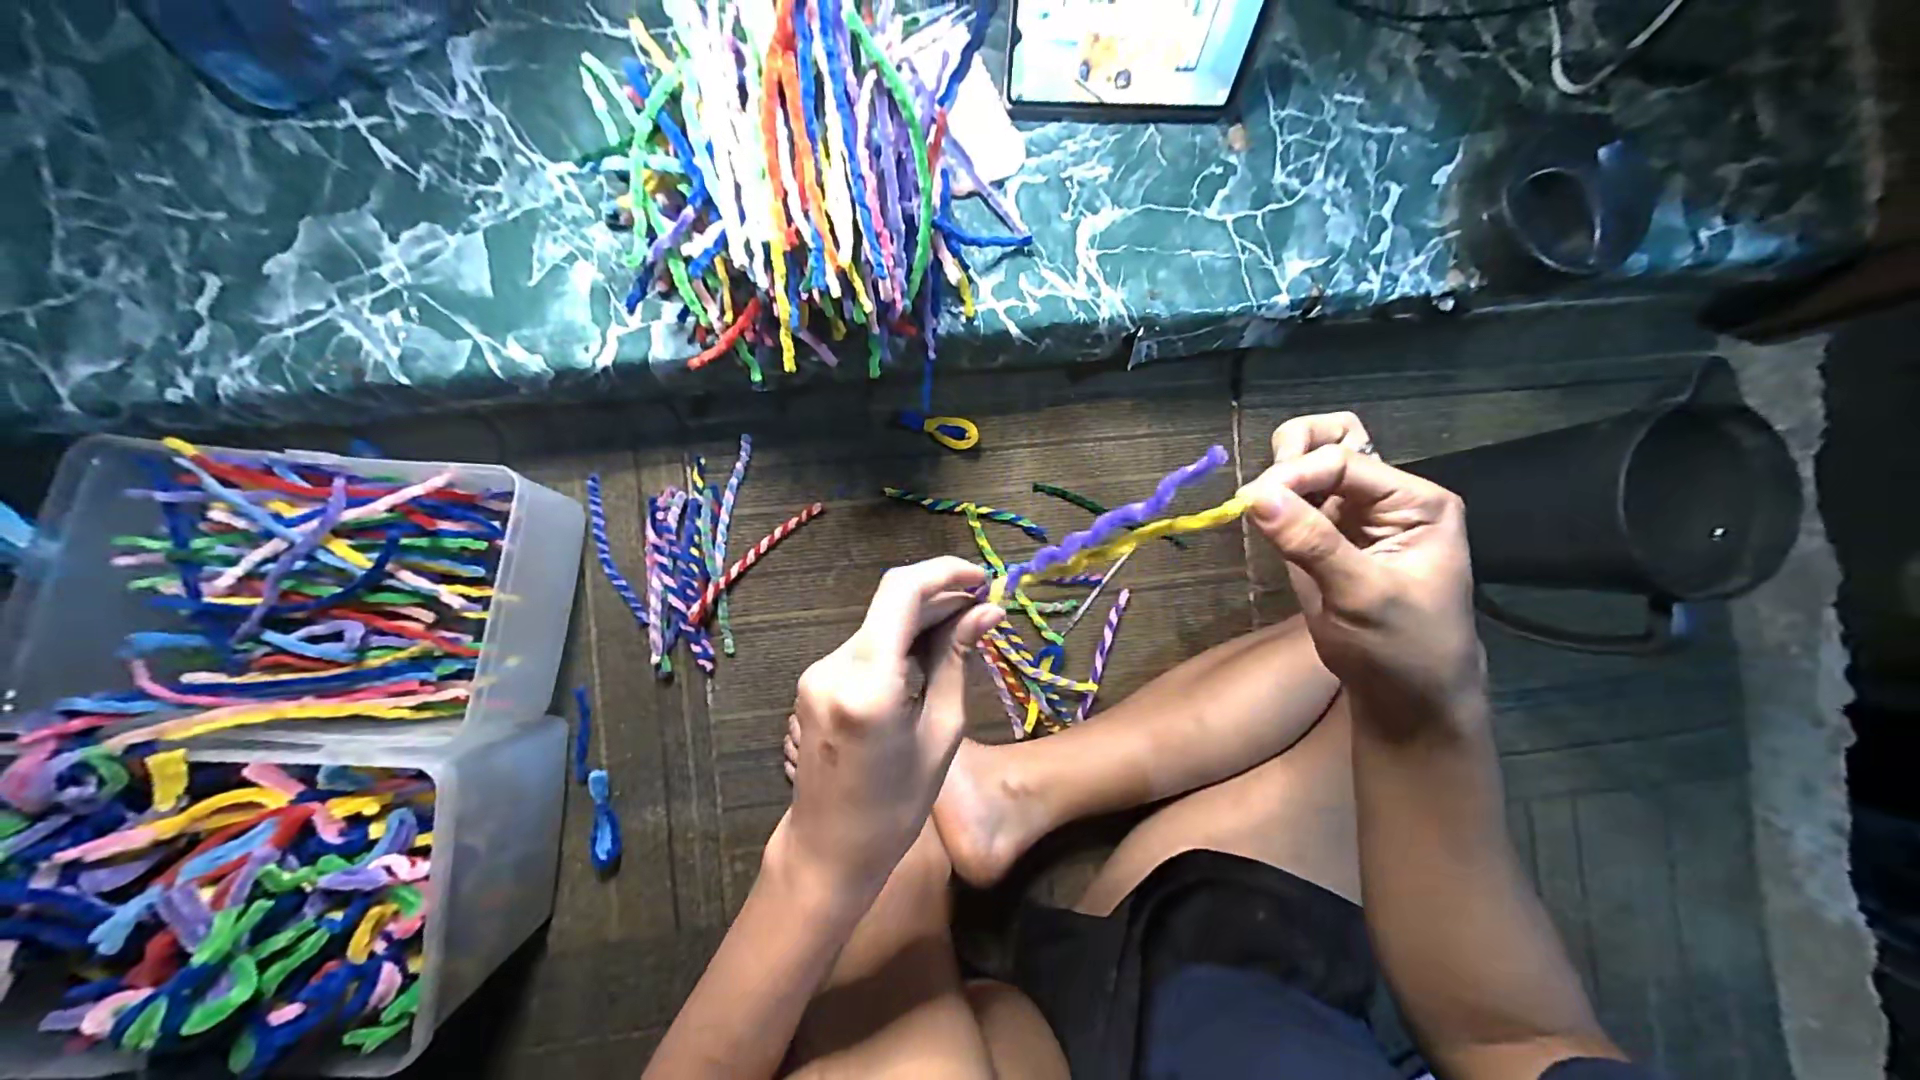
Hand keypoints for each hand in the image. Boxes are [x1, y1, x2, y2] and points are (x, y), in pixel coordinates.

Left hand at [775, 557, 1004, 898]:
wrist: (829, 849)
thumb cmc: (897, 806)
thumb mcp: (941, 732)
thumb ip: (956, 660)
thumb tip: (986, 611)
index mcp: (867, 684)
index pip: (901, 592)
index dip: (945, 573)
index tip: (981, 580)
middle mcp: (833, 666)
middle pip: (890, 602)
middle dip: (939, 595)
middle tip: (982, 606)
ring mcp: (817, 672)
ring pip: (879, 621)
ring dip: (921, 616)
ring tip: (963, 628)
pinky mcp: (815, 680)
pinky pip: (865, 644)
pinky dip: (899, 638)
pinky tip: (928, 651)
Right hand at [1241, 412, 1484, 724]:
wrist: (1407, 696)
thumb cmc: (1403, 648)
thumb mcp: (1362, 595)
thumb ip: (1311, 542)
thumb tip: (1254, 495)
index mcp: (1414, 502)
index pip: (1344, 461)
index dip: (1294, 474)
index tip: (1251, 502)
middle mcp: (1384, 498)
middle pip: (1333, 441)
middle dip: (1291, 458)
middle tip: (1260, 493)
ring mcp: (1351, 515)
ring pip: (1311, 463)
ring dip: (1280, 473)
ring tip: (1259, 503)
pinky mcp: (1323, 536)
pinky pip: (1295, 499)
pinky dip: (1274, 500)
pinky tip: (1262, 519)